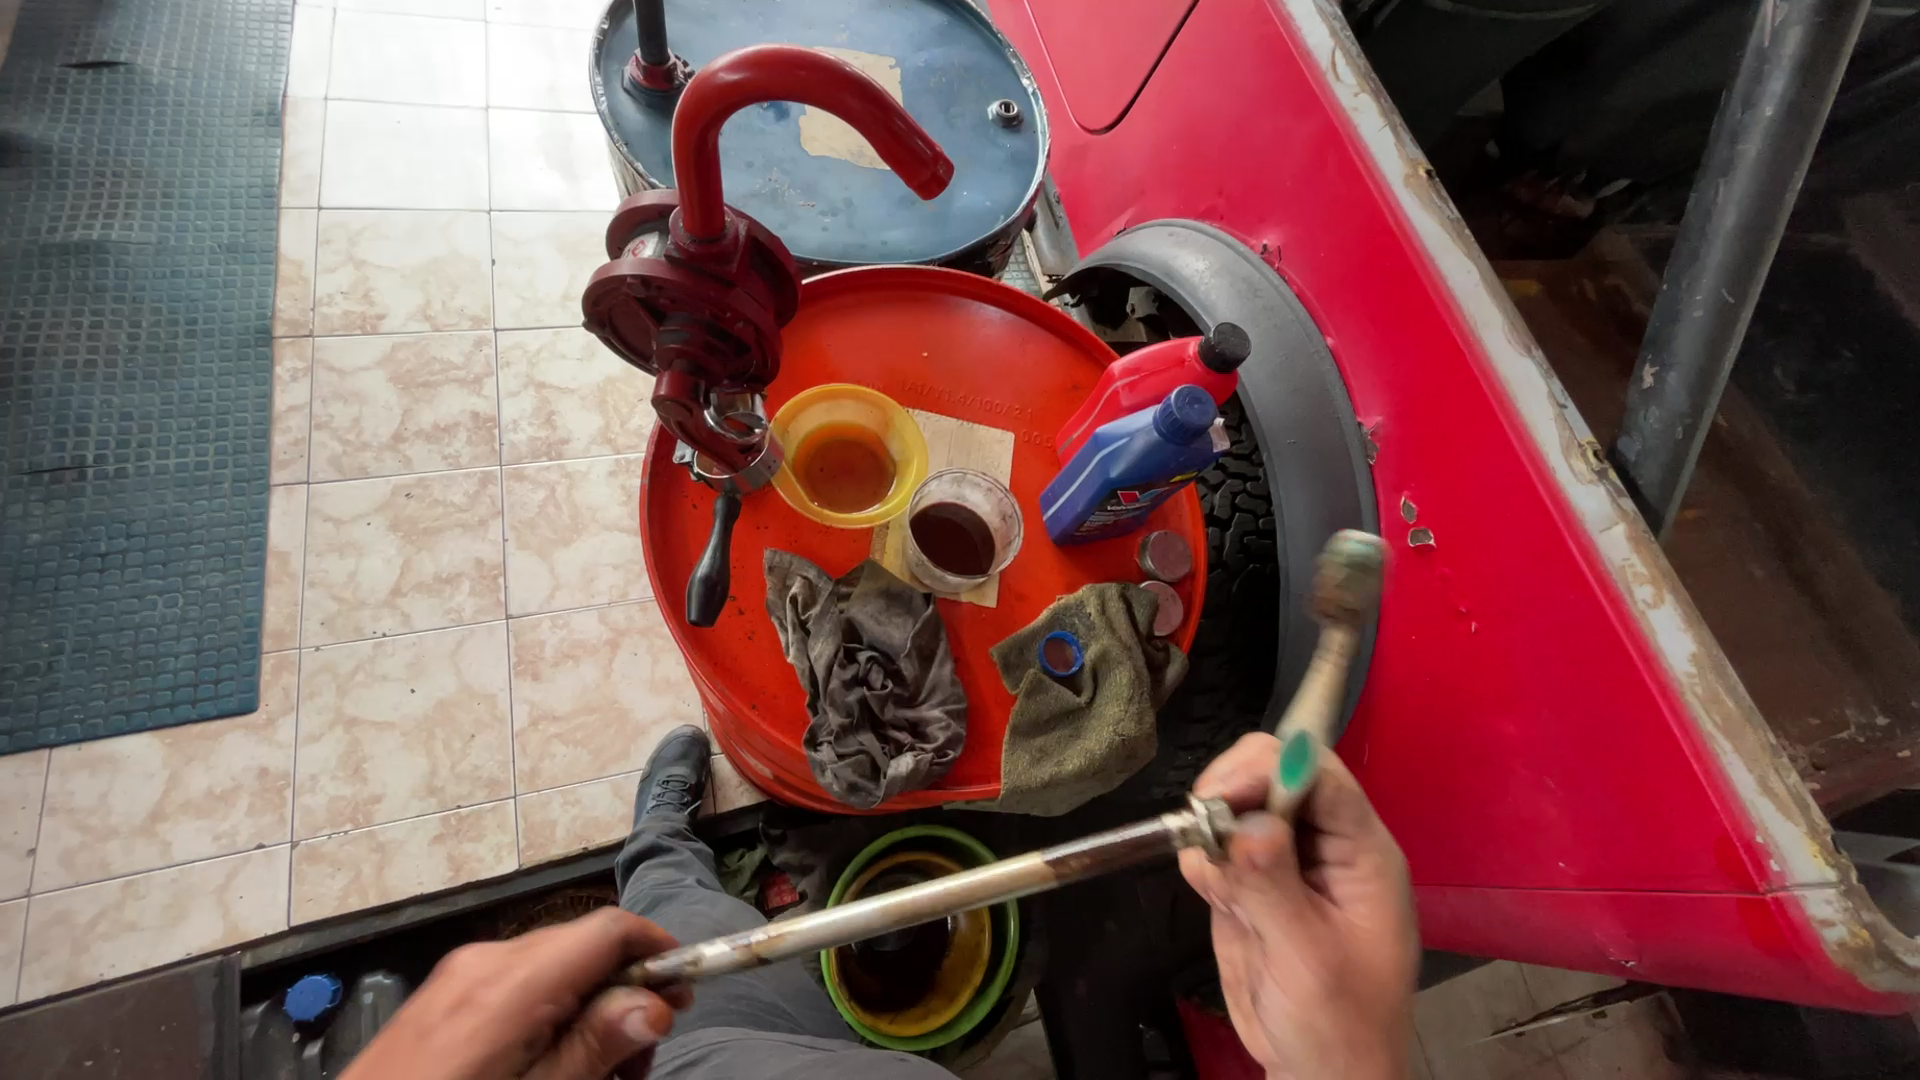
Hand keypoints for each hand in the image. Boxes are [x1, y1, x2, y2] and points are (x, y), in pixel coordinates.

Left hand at [341, 908, 692, 1079]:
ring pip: (558, 965)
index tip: (680, 998)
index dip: (658, 951)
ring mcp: (459, 975)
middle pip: (588, 946)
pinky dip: (550, 1011)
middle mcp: (489, 959)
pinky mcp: (441, 996)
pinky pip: (519, 983)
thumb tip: (659, 1003)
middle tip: (633, 1066)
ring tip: (592, 1073)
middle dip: (624, 993)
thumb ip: (593, 1048)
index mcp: (514, 981)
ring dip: (589, 1007)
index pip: (611, 929)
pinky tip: (547, 1062)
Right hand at [1179, 733, 1418, 1079]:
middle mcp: (1322, 842)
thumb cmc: (1337, 1026)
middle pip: (1270, 771)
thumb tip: (1245, 823)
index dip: (1269, 770)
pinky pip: (1212, 842)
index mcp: (1360, 852)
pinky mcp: (1247, 877)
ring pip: (1234, 801)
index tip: (1219, 795)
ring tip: (1219, 886)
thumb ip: (1274, 887)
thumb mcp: (1308, 960)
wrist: (1316, 1074)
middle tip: (1202, 825)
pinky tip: (1217, 901)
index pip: (1318, 776)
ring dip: (1211, 830)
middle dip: (1231, 790)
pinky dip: (1202, 861)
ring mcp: (1282, 857)